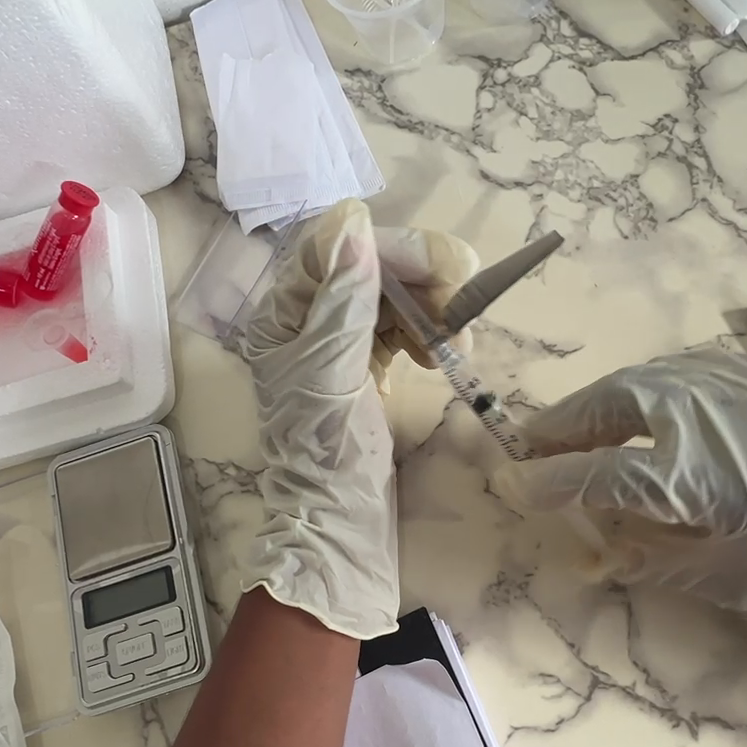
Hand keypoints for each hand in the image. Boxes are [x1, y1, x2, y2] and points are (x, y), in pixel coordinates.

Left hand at [238, 200, 476, 639]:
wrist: (342, 522)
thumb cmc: (327, 453)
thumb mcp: (331, 372)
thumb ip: (343, 300)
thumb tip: (354, 224)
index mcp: (284, 314)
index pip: (332, 247)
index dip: (385, 247)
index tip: (435, 267)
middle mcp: (309, 317)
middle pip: (371, 263)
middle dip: (421, 277)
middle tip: (462, 300)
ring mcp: (343, 340)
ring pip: (396, 292)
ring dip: (435, 307)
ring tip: (456, 345)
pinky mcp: (371, 361)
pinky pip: (405, 324)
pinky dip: (429, 331)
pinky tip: (442, 356)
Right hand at [494, 348, 746, 640]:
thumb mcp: (727, 581)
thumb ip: (647, 557)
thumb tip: (586, 541)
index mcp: (722, 482)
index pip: (612, 476)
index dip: (555, 481)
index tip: (515, 484)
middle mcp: (728, 418)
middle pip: (619, 404)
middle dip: (565, 423)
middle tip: (530, 442)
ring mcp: (746, 382)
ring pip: (643, 378)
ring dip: (596, 403)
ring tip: (567, 428)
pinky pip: (677, 372)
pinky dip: (638, 392)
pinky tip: (625, 414)